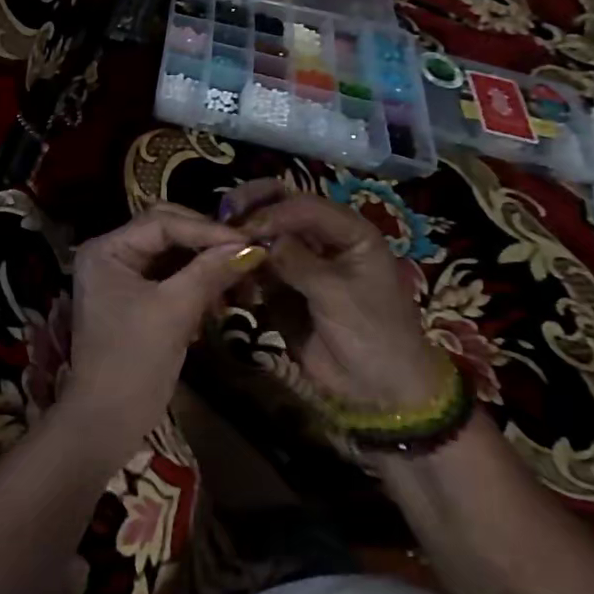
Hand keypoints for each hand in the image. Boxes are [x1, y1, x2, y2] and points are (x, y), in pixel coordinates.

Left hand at [60, 205, 254, 453]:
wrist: (108, 416)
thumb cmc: (134, 358)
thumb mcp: (174, 310)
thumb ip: (210, 272)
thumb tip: (252, 246)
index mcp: (106, 249)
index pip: (162, 222)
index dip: (207, 229)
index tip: (251, 241)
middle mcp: (110, 254)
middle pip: (167, 232)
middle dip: (207, 243)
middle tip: (249, 255)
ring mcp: (123, 277)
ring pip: (173, 256)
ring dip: (207, 265)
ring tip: (243, 279)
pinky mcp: (137, 300)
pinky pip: (172, 278)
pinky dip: (198, 284)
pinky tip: (224, 299)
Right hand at [224, 181, 441, 408]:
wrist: (378, 388)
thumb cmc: (373, 334)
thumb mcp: (337, 294)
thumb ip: (296, 262)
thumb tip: (255, 237)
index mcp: (349, 233)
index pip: (303, 205)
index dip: (272, 212)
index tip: (244, 230)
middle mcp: (321, 239)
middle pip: (280, 207)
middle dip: (250, 208)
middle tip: (223, 218)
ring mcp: (298, 262)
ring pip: (262, 235)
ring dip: (239, 237)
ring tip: (215, 247)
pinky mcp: (279, 286)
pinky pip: (253, 265)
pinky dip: (237, 264)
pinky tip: (222, 269)